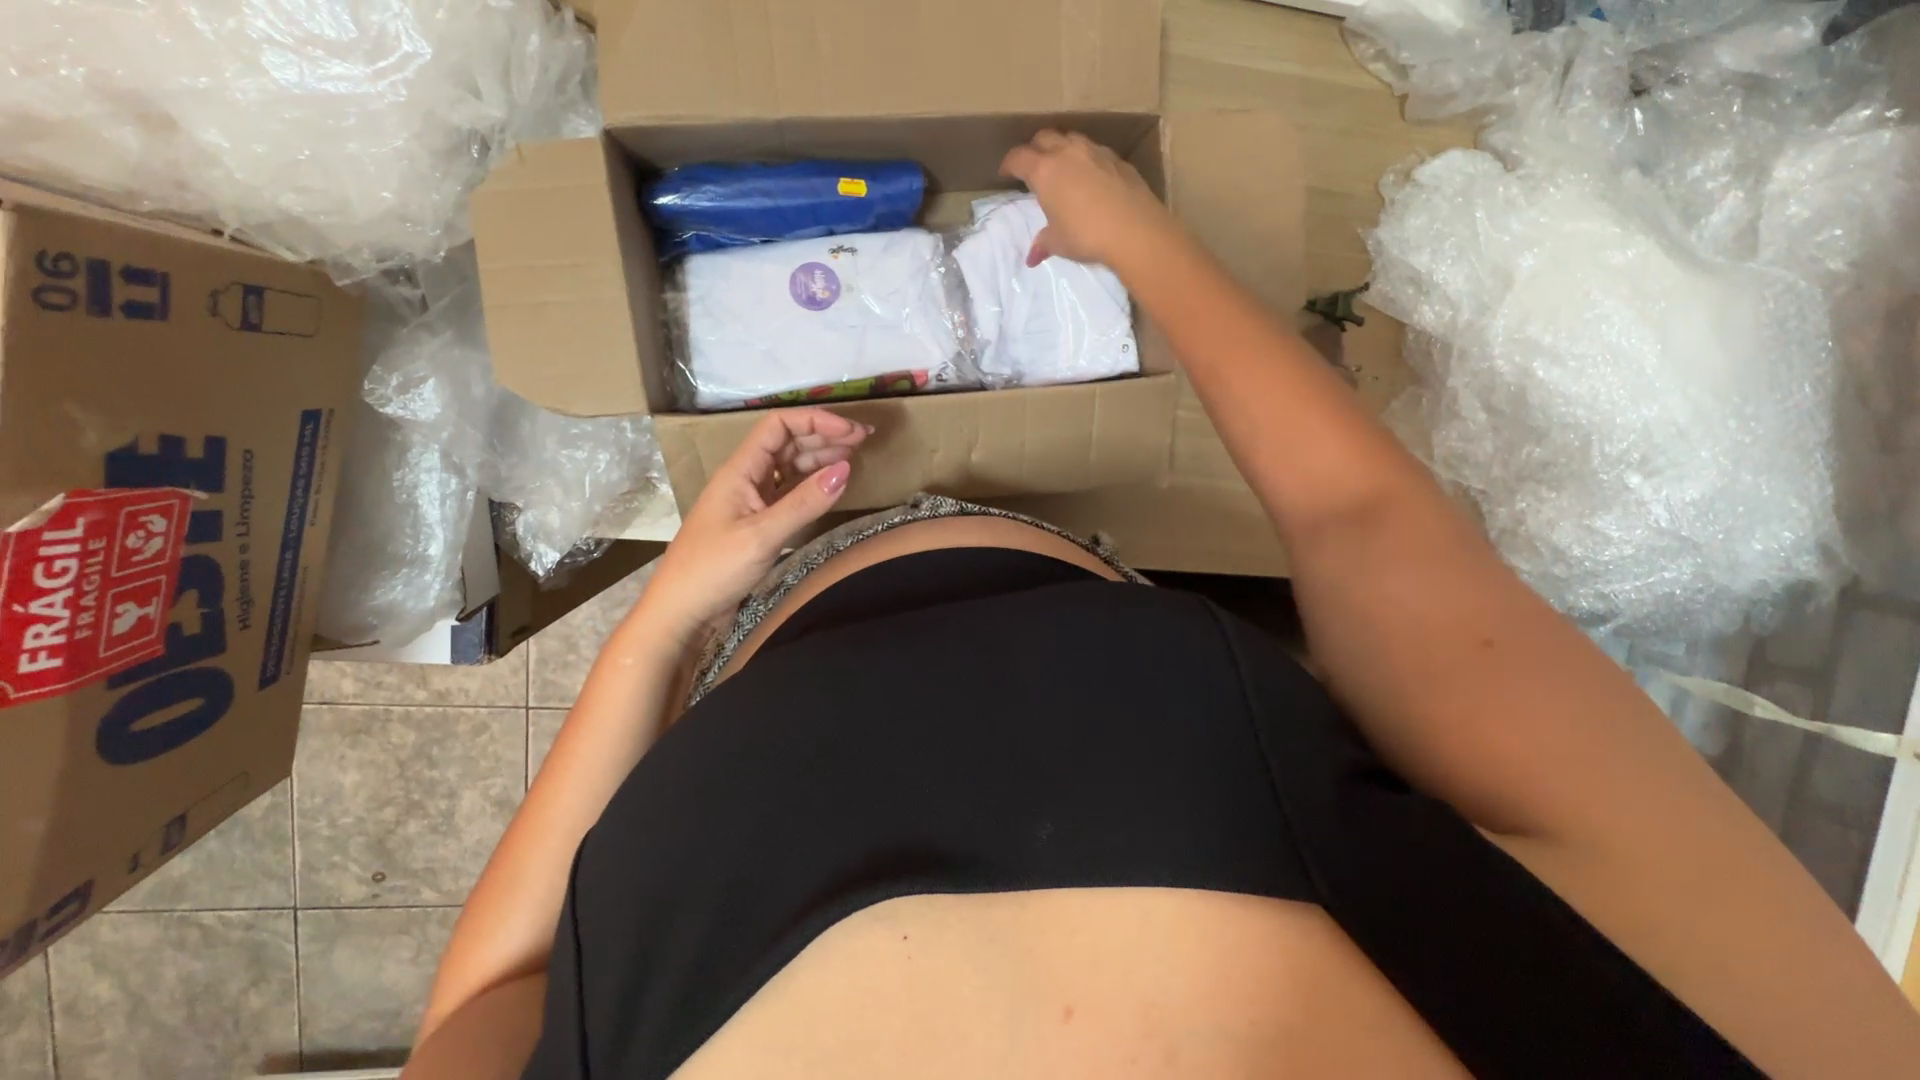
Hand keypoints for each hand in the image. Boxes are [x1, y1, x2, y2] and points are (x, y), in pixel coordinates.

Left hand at [639, 408, 869, 644]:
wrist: (681, 610)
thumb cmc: (713, 569)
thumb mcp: (762, 535)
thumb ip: (805, 502)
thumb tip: (846, 469)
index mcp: (740, 470)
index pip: (779, 426)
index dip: (816, 421)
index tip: (850, 432)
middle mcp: (746, 478)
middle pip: (787, 443)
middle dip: (824, 436)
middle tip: (863, 440)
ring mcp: (751, 501)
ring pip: (789, 467)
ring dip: (820, 458)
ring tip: (854, 457)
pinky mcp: (756, 524)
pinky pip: (789, 493)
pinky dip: (811, 486)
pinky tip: (831, 487)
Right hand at [1000, 130, 1175, 268]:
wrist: (1135, 230)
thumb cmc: (1086, 235)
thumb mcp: (1058, 243)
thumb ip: (1043, 243)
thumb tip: (1032, 256)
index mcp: (1045, 171)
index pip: (1018, 157)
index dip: (1009, 164)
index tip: (1006, 173)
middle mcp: (1067, 153)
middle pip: (1043, 137)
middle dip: (1034, 149)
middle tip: (1033, 166)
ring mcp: (1095, 152)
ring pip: (1071, 138)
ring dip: (1061, 147)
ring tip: (1062, 167)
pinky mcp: (1117, 159)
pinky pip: (1095, 151)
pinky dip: (1086, 158)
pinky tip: (1091, 176)